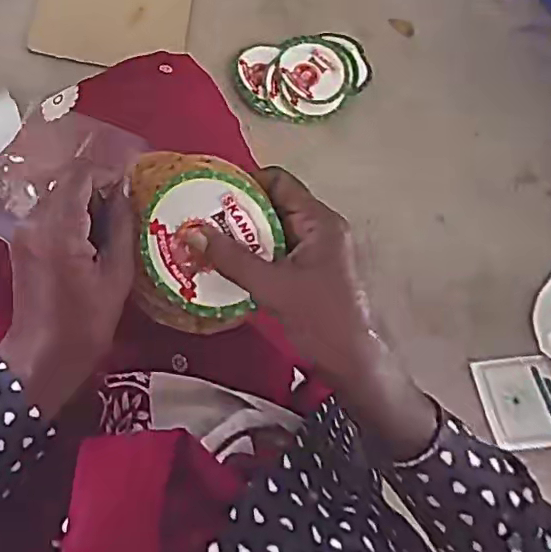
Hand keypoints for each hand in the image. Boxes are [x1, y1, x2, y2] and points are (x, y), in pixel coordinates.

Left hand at [0, 177, 136, 417]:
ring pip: (59, 194)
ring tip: (112, 222)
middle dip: (98, 187)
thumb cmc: (84, 324)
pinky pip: (50, 211)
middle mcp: (34, 221)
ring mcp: (24, 230)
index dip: (108, 173)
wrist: (41, 358)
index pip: (80, 175)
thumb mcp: (117, 275)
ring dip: (85, 200)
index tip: (131, 185)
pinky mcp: (21, 240)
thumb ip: (121, 226)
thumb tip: (125, 191)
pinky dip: (72, 213)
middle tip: (126, 205)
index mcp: (58, 228)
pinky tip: (91, 235)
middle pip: (68, 181)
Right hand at [187, 168, 436, 456]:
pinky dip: (254, 255)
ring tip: (208, 243)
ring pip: (273, 230)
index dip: (245, 182)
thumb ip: (231, 259)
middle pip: (273, 204)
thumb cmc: (323, 322)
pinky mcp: (312, 272)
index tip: (212, 194)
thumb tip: (192, 232)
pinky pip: (277, 251)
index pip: (279, 181)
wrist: (358, 370)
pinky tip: (228, 267)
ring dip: (243, 236)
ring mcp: (318, 251)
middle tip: (203, 220)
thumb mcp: (271, 288)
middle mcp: (321, 229)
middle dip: (237, 212)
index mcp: (319, 221)